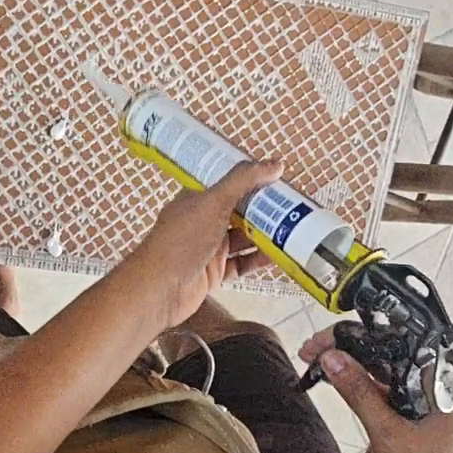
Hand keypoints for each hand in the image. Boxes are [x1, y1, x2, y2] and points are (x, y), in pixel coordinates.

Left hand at [117, 160, 281, 327]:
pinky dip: (257, 260)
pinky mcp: (213, 273)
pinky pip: (240, 264)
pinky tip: (278, 256)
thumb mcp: (213, 202)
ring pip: (242, 239)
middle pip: (238, 212)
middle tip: (293, 208)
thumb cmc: (182, 240)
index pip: (227, 185)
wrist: (160, 288)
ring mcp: (207, 249)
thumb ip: (243, 181)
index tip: (278, 181)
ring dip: (264, 236)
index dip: (251, 181)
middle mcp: (201, 222)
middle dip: (264, 211)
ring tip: (292, 231)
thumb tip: (275, 164)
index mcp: (196, 200)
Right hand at [299, 328, 452, 452]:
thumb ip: (359, 394)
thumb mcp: (388, 434)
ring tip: (324, 371)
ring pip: (388, 375)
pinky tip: (351, 394)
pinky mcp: (427, 415)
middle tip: (311, 356)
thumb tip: (333, 360)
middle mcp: (435, 384)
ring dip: (356, 372)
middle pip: (385, 355)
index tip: (319, 344)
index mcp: (432, 380)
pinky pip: (395, 393)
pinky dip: (370, 391)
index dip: (347, 337)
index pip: (385, 341)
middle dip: (346, 352)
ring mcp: (432, 400)